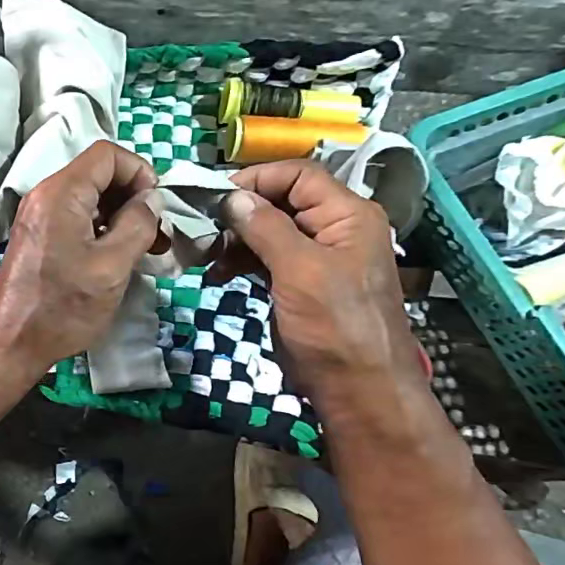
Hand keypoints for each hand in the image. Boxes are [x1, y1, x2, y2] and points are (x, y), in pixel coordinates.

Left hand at [0, 141, 159, 377]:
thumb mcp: (112, 266)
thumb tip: (150, 201)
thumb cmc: (64, 306)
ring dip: (120, 214)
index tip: (157, 205)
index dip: (139, 171)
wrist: (14, 343)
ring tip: (145, 247)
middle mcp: (45, 196)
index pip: (107, 154)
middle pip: (98, 173)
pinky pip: (77, 217)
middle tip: (156, 231)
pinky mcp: (39, 237)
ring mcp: (39, 216)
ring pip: (89, 197)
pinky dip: (102, 228)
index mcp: (61, 194)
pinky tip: (119, 256)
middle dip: (133, 195)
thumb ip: (138, 225)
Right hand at [221, 161, 426, 413]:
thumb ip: (267, 227)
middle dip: (242, 212)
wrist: (359, 389)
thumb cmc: (335, 326)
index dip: (257, 179)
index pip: (299, 175)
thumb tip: (233, 197)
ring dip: (238, 239)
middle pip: (283, 202)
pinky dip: (244, 262)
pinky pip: (270, 260)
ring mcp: (318, 259)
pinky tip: (220, 273)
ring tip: (207, 254)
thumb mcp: (300, 270)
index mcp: (348, 215)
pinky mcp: (302, 285)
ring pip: (271, 232)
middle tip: (204, 228)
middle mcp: (335, 229)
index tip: (216, 196)